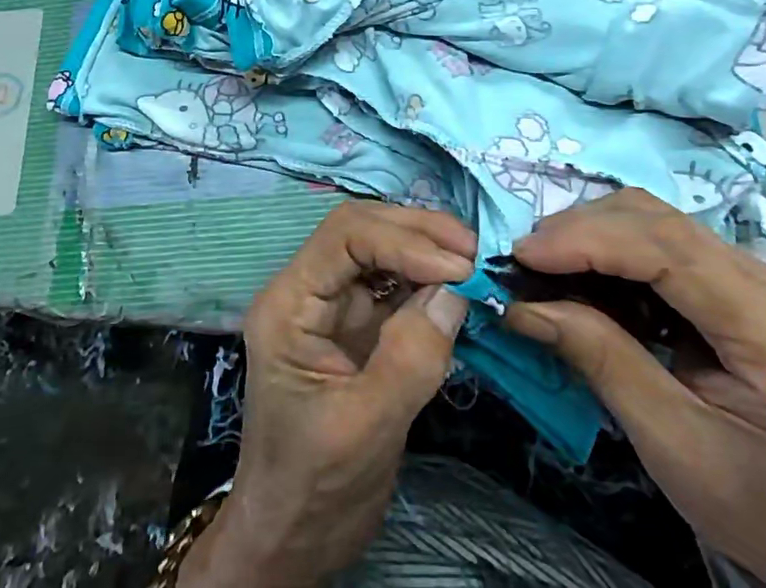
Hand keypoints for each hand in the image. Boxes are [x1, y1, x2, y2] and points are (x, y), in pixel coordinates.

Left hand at [179, 200, 475, 587]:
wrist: (296, 532)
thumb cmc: (316, 482)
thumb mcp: (366, 424)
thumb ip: (410, 356)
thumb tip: (456, 290)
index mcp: (289, 303)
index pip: (343, 237)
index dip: (401, 239)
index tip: (458, 266)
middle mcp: (307, 292)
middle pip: (361, 233)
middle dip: (417, 233)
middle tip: (476, 252)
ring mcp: (334, 310)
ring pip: (380, 254)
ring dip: (427, 251)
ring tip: (475, 265)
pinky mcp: (359, 331)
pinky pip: (396, 290)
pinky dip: (429, 283)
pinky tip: (459, 291)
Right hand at [502, 190, 765, 587]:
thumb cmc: (760, 511)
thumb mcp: (671, 444)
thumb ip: (600, 359)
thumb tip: (520, 305)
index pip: (675, 254)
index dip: (590, 240)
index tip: (522, 254)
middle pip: (670, 224)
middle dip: (584, 229)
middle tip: (525, 261)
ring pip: (671, 224)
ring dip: (598, 232)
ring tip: (549, 265)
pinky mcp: (764, 292)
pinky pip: (680, 246)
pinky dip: (622, 249)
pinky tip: (592, 275)